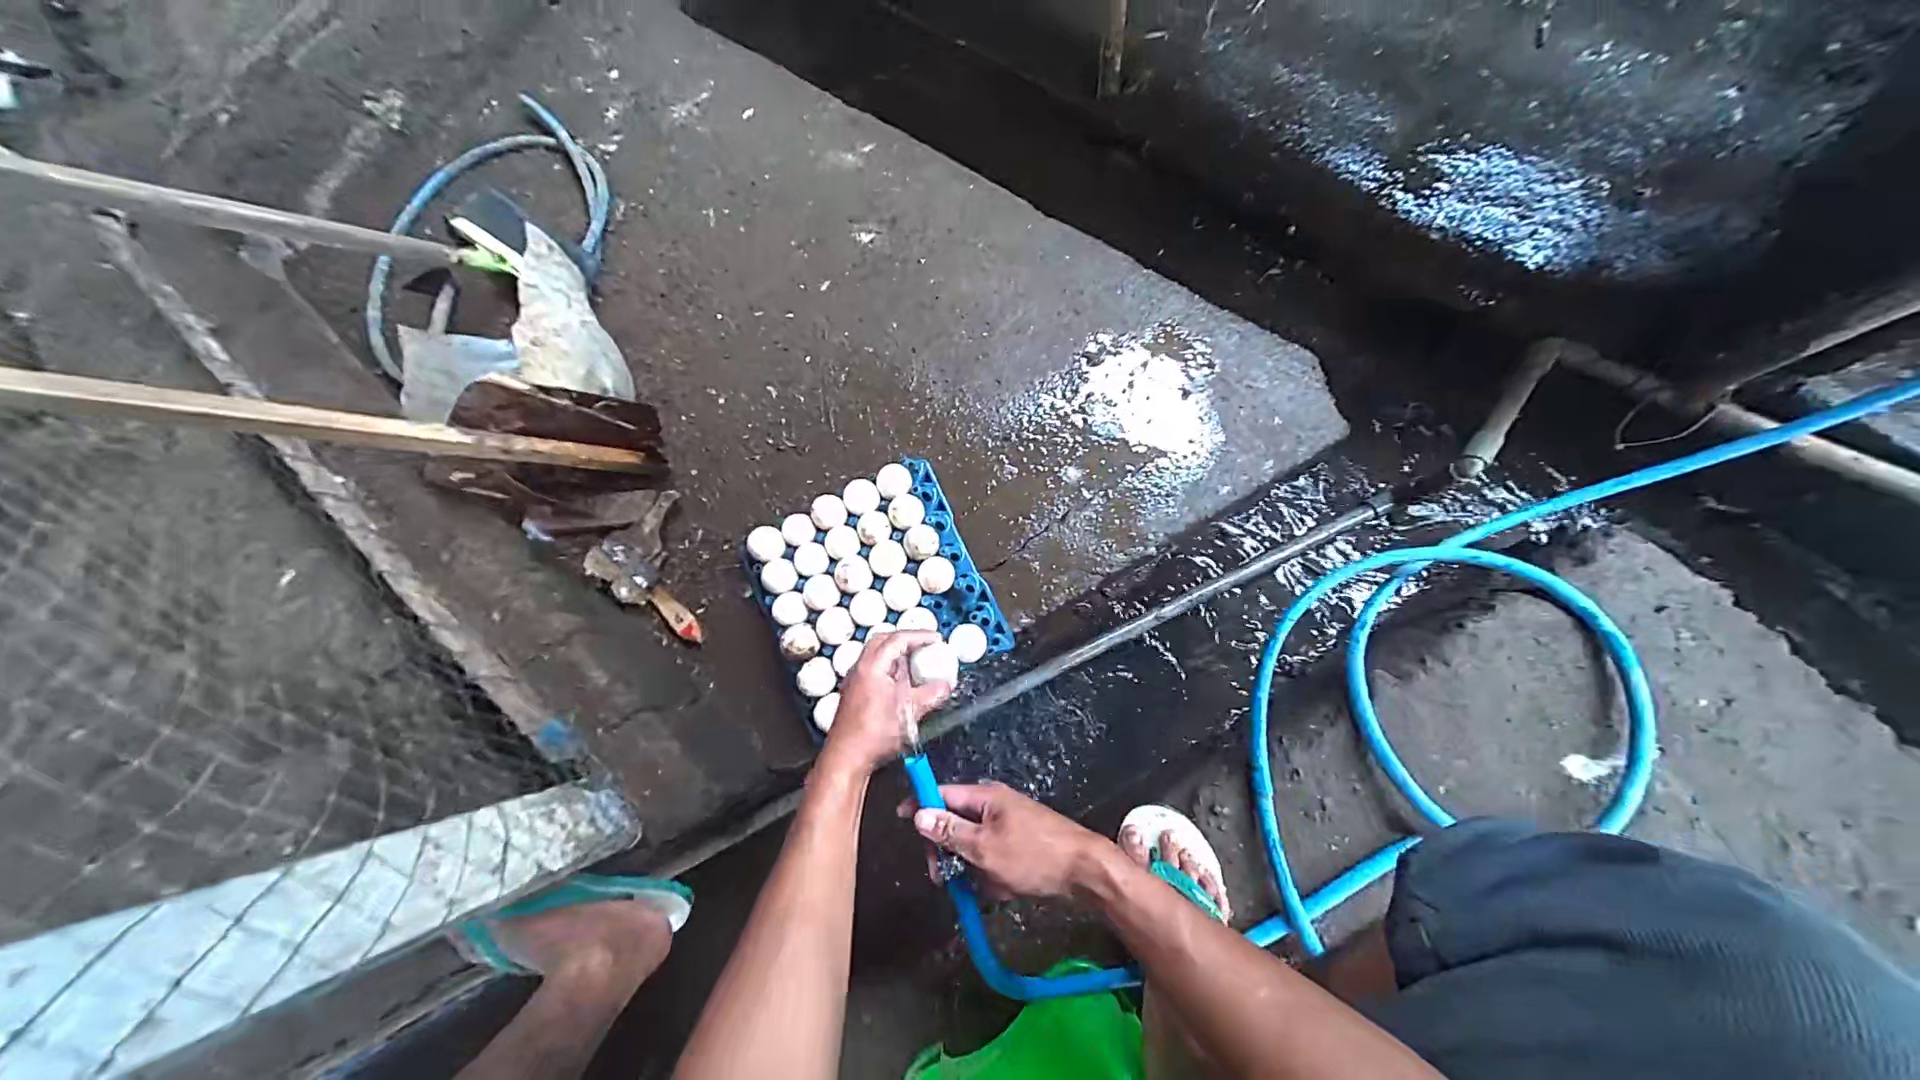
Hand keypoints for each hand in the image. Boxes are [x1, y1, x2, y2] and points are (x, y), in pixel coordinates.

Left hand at [818, 629, 950, 777]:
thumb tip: (945, 686)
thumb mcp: (911, 712)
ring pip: (876, 655)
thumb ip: (932, 695)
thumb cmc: (872, 734)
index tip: (935, 638)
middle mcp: (860, 668)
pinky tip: (900, 683)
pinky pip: (872, 669)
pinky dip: (889, 668)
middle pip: (883, 641)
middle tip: (924, 645)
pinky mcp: (854, 693)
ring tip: (915, 663)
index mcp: (872, 666)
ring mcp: (854, 680)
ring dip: (896, 654)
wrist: (847, 757)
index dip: (919, 636)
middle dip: (905, 639)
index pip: (897, 639)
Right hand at [904, 781, 1111, 901]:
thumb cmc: (1033, 855)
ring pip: (975, 847)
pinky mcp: (1021, 846)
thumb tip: (919, 814)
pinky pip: (994, 859)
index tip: (901, 818)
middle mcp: (996, 806)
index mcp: (986, 797)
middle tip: (943, 877)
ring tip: (989, 886)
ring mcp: (1010, 826)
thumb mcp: (984, 847)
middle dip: (948, 851)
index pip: (943, 793)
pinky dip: (994, 875)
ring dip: (974, 869)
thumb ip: (950, 832)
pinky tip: (1006, 889)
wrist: (1085, 872)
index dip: (921, 804)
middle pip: (956, 823)